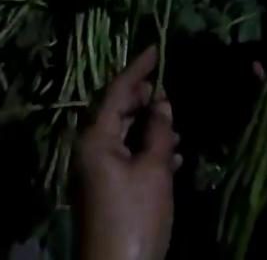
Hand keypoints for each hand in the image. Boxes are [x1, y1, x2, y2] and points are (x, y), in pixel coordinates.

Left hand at [76, 45, 178, 259]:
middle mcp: (90, 149)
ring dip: (150, 127)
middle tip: (168, 89)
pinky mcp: (106, 192)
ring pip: (124, 135)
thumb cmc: (134, 217)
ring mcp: (97, 172)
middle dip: (144, 99)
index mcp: (95, 138)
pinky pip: (127, 157)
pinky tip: (173, 157)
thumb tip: (162, 104)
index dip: (138, 68)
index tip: (157, 48)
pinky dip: (148, 151)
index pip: (117, 90)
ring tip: (175, 126)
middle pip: (118, 111)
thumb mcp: (153, 169)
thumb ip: (159, 131)